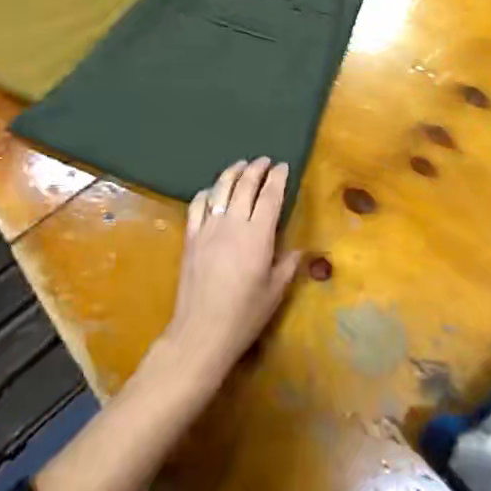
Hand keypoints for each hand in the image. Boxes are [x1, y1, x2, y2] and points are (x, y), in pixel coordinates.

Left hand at [152, 157, 301, 391]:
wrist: (202, 329)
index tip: (284, 166)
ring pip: (220, 188)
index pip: (270, 196)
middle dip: (257, 168)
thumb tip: (298, 249)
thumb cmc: (245, 314)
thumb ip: (287, 265)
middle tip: (265, 160)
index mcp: (258, 235)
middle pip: (245, 185)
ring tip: (241, 165)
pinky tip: (212, 190)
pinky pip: (197, 205)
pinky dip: (207, 192)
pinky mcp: (191, 236)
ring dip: (232, 172)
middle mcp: (233, 222)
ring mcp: (208, 227)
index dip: (278, 178)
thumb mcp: (275, 291)